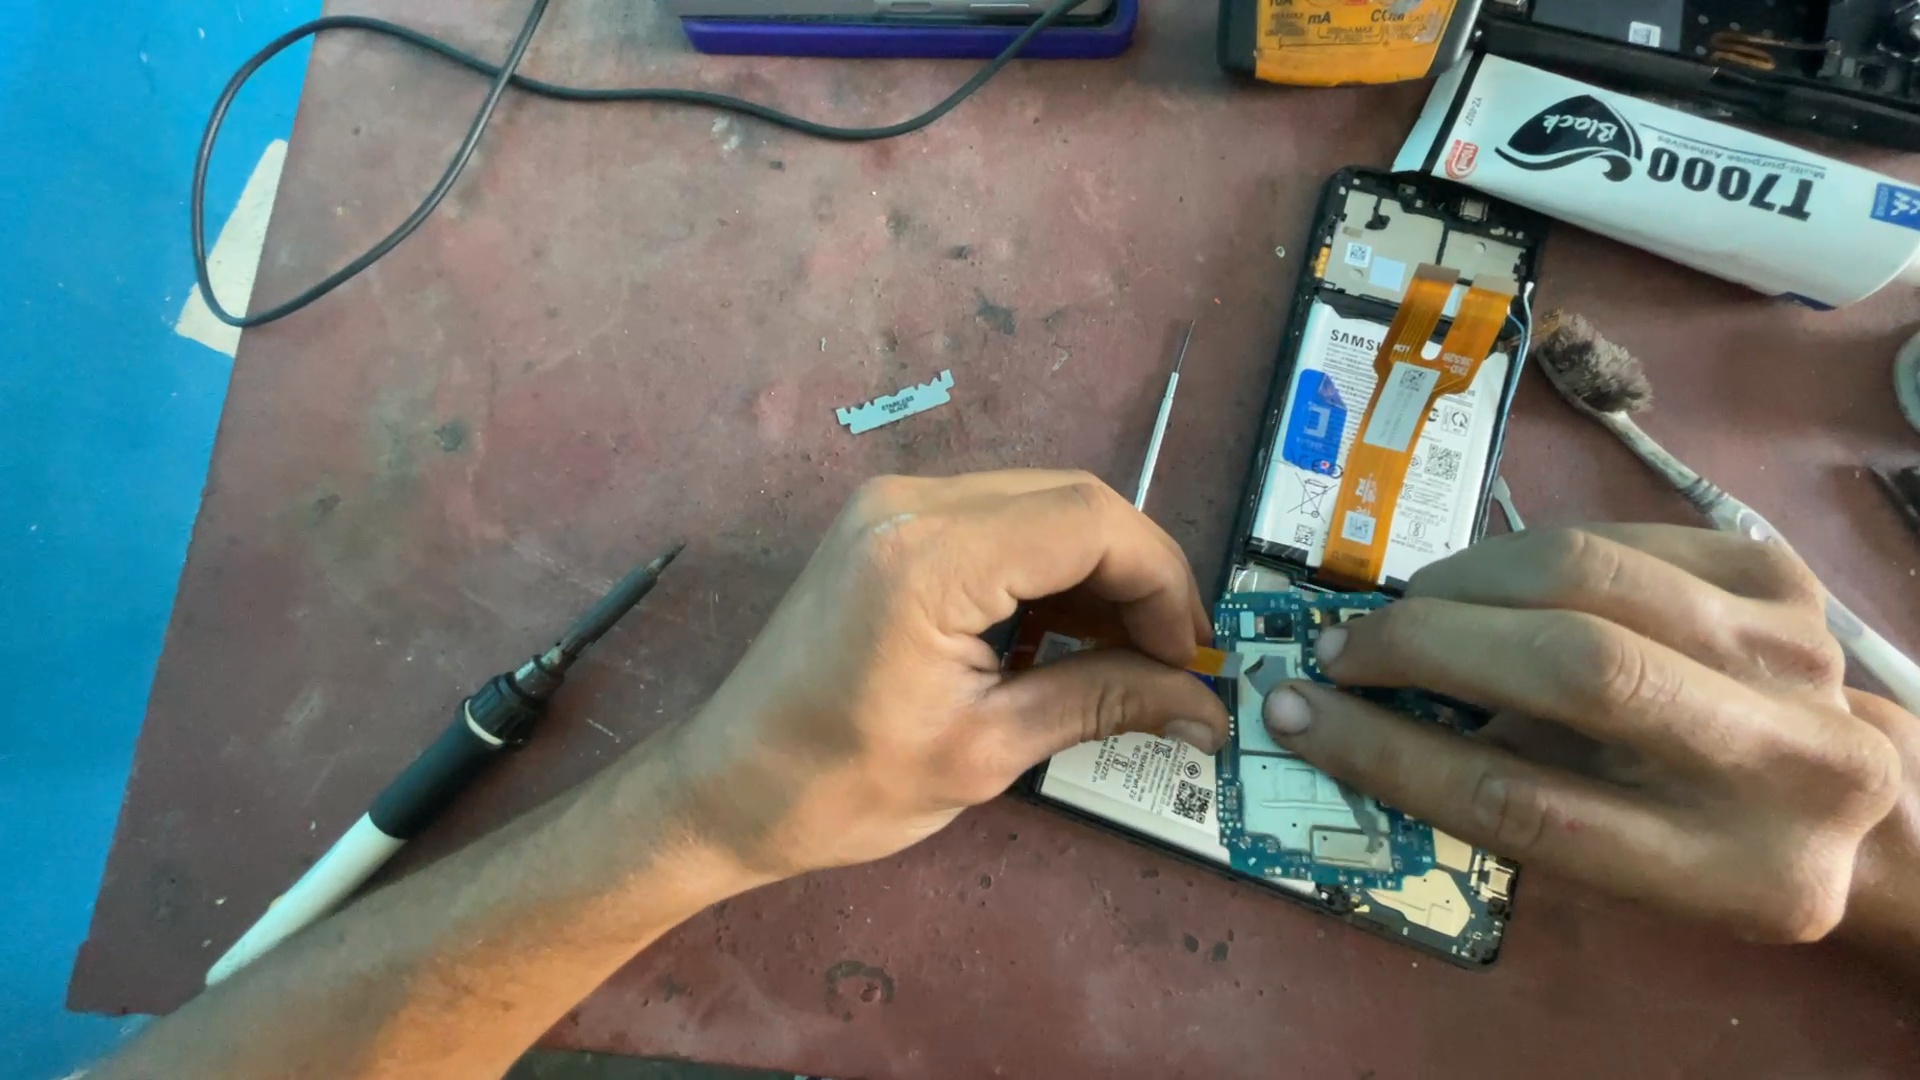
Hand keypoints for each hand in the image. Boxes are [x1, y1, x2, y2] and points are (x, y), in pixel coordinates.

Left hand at [666, 471, 1228, 877]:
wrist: (730, 784)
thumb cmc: (844, 787)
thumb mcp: (987, 751)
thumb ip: (1104, 704)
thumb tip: (1209, 707)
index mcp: (930, 557)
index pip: (1089, 522)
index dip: (1160, 581)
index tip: (1184, 657)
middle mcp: (912, 501)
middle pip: (1073, 502)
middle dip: (1137, 575)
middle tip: (1166, 657)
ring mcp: (896, 502)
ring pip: (1043, 506)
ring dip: (1096, 572)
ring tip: (1123, 652)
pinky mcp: (892, 521)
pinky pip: (1001, 522)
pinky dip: (1048, 569)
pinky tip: (1062, 630)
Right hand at [1261, 525, 1914, 944]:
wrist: (1840, 789)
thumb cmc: (1673, 829)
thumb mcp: (1587, 851)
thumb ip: (1477, 783)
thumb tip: (1328, 705)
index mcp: (1729, 872)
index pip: (1519, 803)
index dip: (1382, 751)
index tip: (1292, 709)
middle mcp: (1787, 760)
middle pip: (1569, 667)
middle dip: (1417, 644)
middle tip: (1340, 649)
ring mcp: (1794, 649)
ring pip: (1579, 575)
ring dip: (1455, 586)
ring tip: (1409, 609)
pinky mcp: (1779, 573)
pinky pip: (1599, 535)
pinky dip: (1508, 556)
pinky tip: (1487, 587)